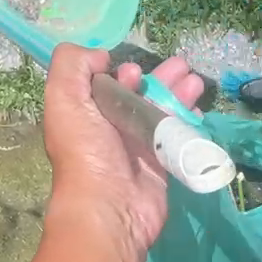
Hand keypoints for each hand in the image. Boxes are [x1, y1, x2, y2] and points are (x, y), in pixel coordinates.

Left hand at [42, 44, 206, 258]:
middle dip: (161, 78)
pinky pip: (178, 137)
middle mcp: (113, 128)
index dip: (121, 71)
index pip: (107, 83)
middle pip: (140, 95)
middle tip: (182, 66)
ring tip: (195, 81)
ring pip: (162, 112)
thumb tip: (102, 55)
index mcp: (87, 112)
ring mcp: (140, 147)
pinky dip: (188, 122)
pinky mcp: (162, 164)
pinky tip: (197, 110)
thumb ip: (73, 65)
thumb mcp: (64, 98)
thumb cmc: (85, 152)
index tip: (135, 71)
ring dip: (179, 95)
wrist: (111, 206)